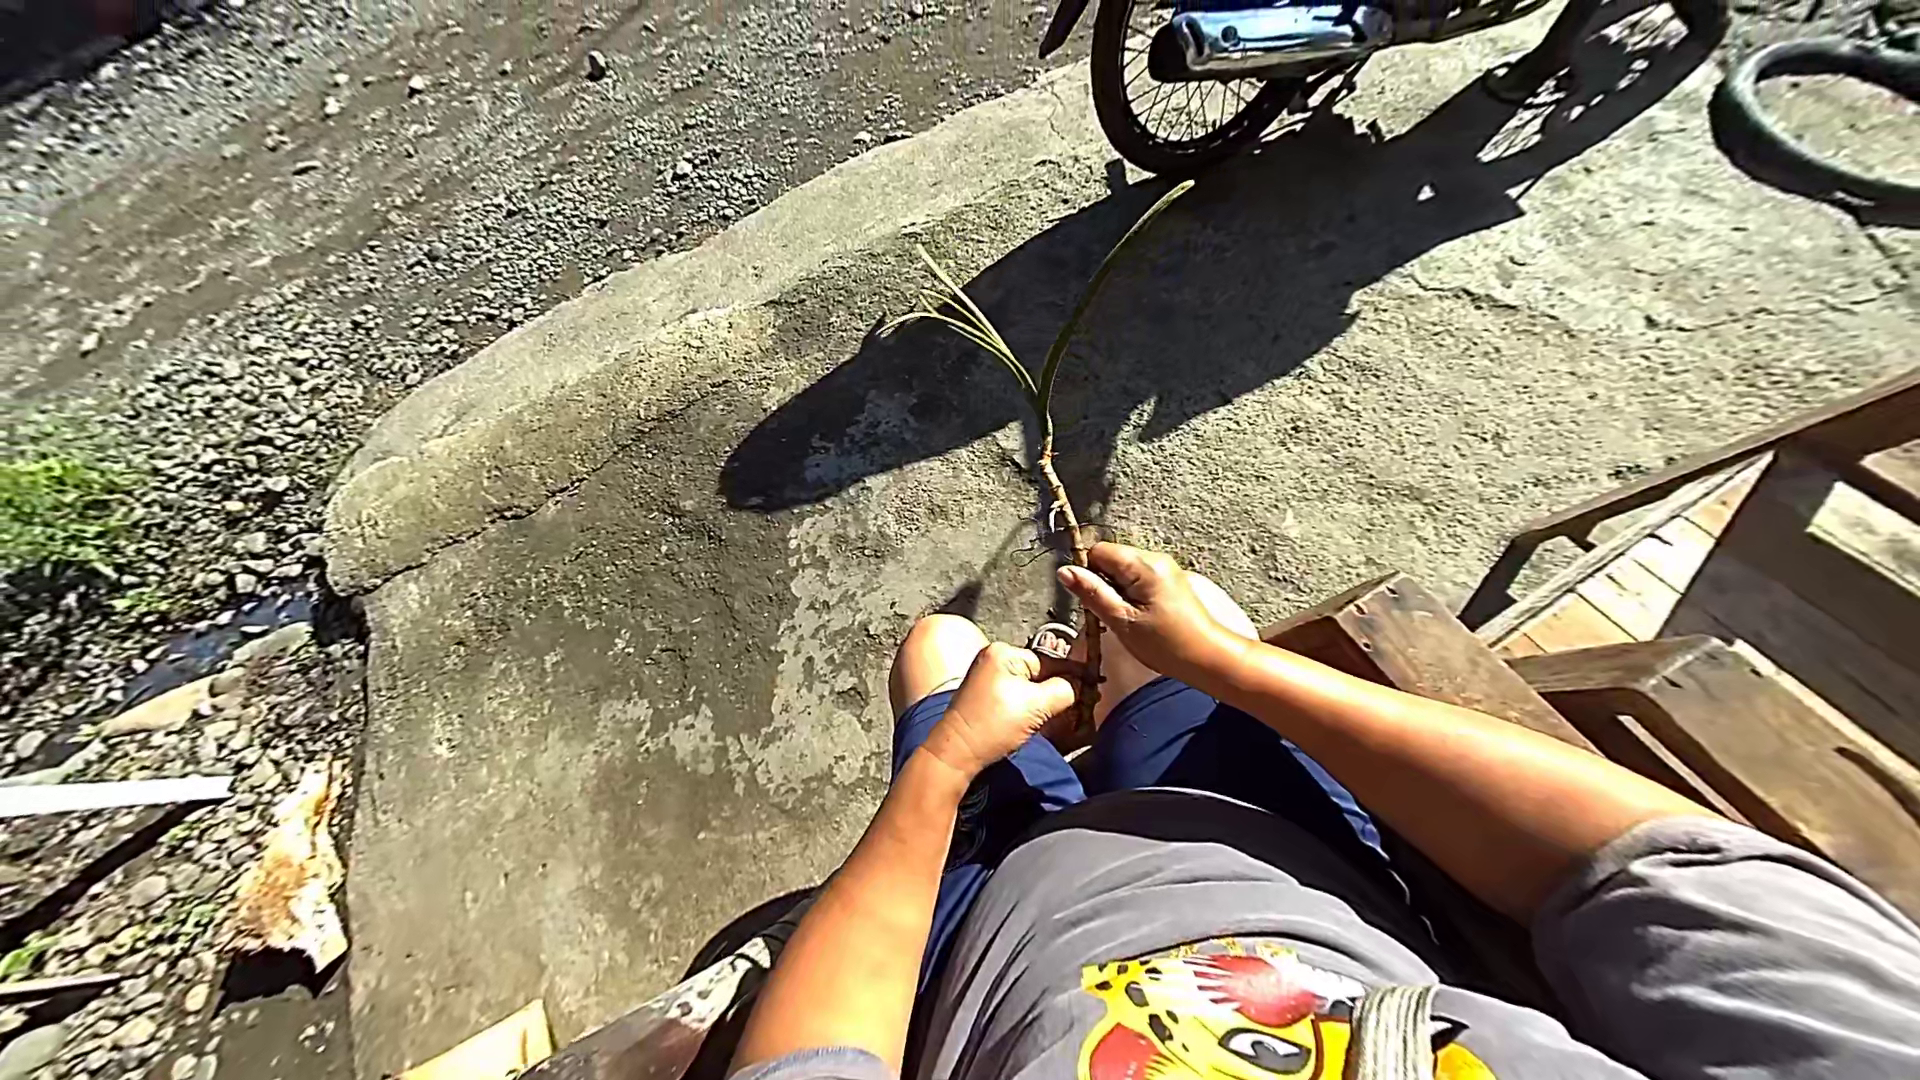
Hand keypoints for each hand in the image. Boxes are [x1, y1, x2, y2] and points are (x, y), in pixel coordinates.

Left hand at [923, 644, 1078, 778]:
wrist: (957, 752)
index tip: (1090, 684)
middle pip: (1038, 674)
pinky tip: (1032, 723)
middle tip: (1070, 710)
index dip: (1070, 676)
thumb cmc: (992, 725)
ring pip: (1027, 688)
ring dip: (1041, 704)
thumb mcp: (1037, 705)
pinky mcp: (983, 696)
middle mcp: (992, 658)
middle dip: (1054, 693)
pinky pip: (1014, 697)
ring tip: (1050, 720)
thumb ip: (1063, 690)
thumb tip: (1074, 686)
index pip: (1048, 661)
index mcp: (1003, 652)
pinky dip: (1026, 709)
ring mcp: (985, 677)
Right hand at [1056, 542, 1247, 682]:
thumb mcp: (1121, 621)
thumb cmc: (1167, 644)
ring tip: (1128, 617)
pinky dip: (1131, 593)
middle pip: (1111, 557)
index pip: (1099, 551)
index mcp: (1144, 566)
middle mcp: (1156, 559)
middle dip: (1103, 582)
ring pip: (1123, 568)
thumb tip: (1064, 571)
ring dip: (1117, 589)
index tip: (1096, 600)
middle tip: (1113, 613)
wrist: (1208, 658)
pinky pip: (1138, 577)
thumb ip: (1092, 593)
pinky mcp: (1169, 579)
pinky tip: (1140, 616)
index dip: (1089, 573)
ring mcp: (1165, 568)